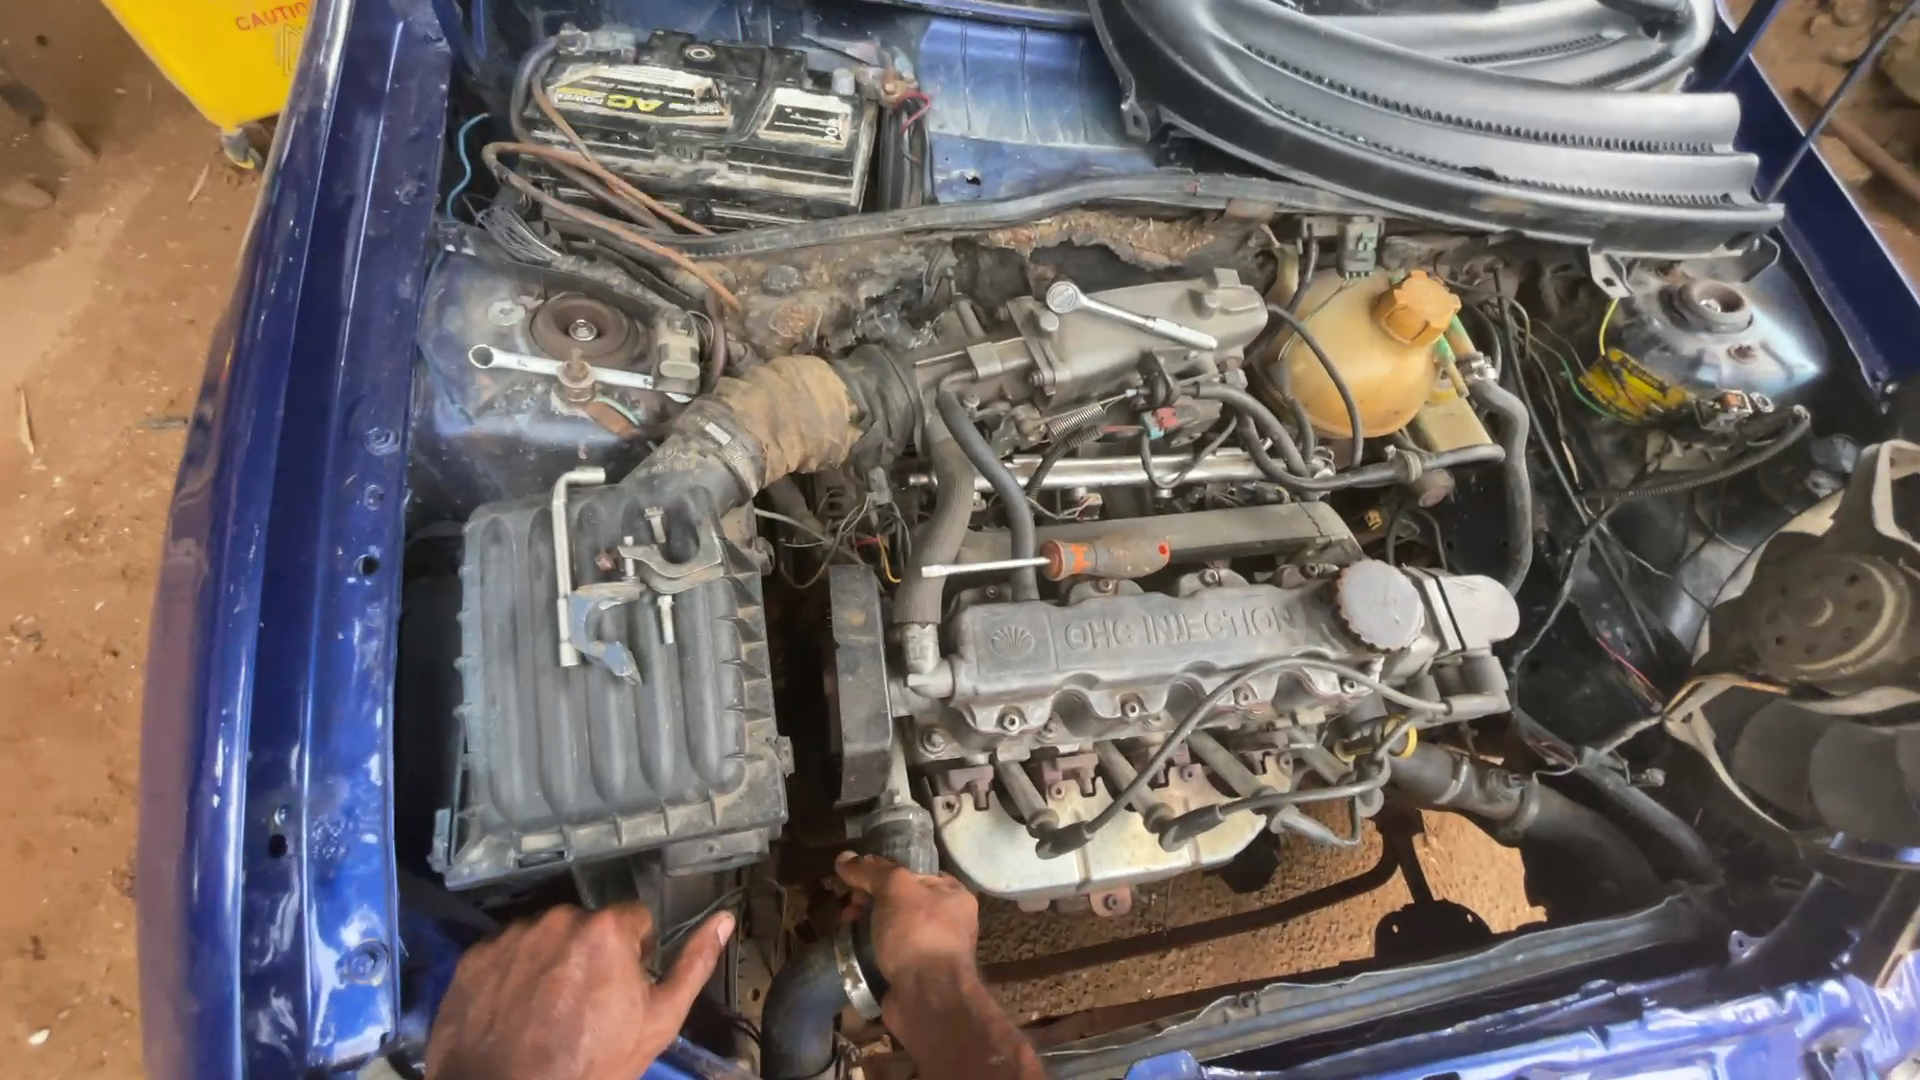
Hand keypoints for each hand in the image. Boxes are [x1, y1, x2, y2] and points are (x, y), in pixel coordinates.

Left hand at [425, 902, 733, 1079]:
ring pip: (546, 934)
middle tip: (583, 1003)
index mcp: (606, 928)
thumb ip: (694, 962)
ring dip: (552, 958)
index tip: (622, 988)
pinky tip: (514, 1008)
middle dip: (591, 953)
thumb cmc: (591, 1066)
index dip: (634, 954)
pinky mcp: (473, 958)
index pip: (633, 920)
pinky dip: (513, 971)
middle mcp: (558, 918)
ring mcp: (511, 937)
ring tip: (546, 1008)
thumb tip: (725, 918)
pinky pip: (506, 950)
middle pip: (588, 925)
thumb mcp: (658, 1021)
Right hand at [834, 852, 978, 980]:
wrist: (926, 1000)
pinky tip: (849, 945)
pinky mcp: (910, 976)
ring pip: (890, 928)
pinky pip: (885, 954)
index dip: (885, 870)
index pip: (916, 873)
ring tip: (844, 923)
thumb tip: (844, 858)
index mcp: (952, 894)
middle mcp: (945, 921)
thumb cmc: (918, 932)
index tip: (859, 874)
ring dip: (865, 924)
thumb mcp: (895, 888)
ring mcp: (928, 951)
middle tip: (848, 901)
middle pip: (899, 900)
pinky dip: (867, 949)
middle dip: (870, 898)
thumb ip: (871, 871)